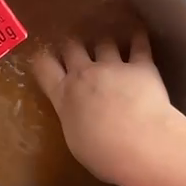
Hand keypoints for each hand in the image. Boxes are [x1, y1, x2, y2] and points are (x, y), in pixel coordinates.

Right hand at [28, 30, 185, 185]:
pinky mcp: (141, 65)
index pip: (44, 67)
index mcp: (64, 95)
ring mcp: (113, 66)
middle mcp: (85, 74)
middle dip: (72, 44)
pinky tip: (137, 31)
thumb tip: (79, 116)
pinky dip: (137, 36)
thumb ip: (74, 119)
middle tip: (74, 45)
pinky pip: (139, 44)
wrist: (140, 144)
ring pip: (103, 42)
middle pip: (72, 47)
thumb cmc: (104, 154)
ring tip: (106, 40)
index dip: (43, 58)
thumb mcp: (77, 141)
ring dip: (104, 41)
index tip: (44, 56)